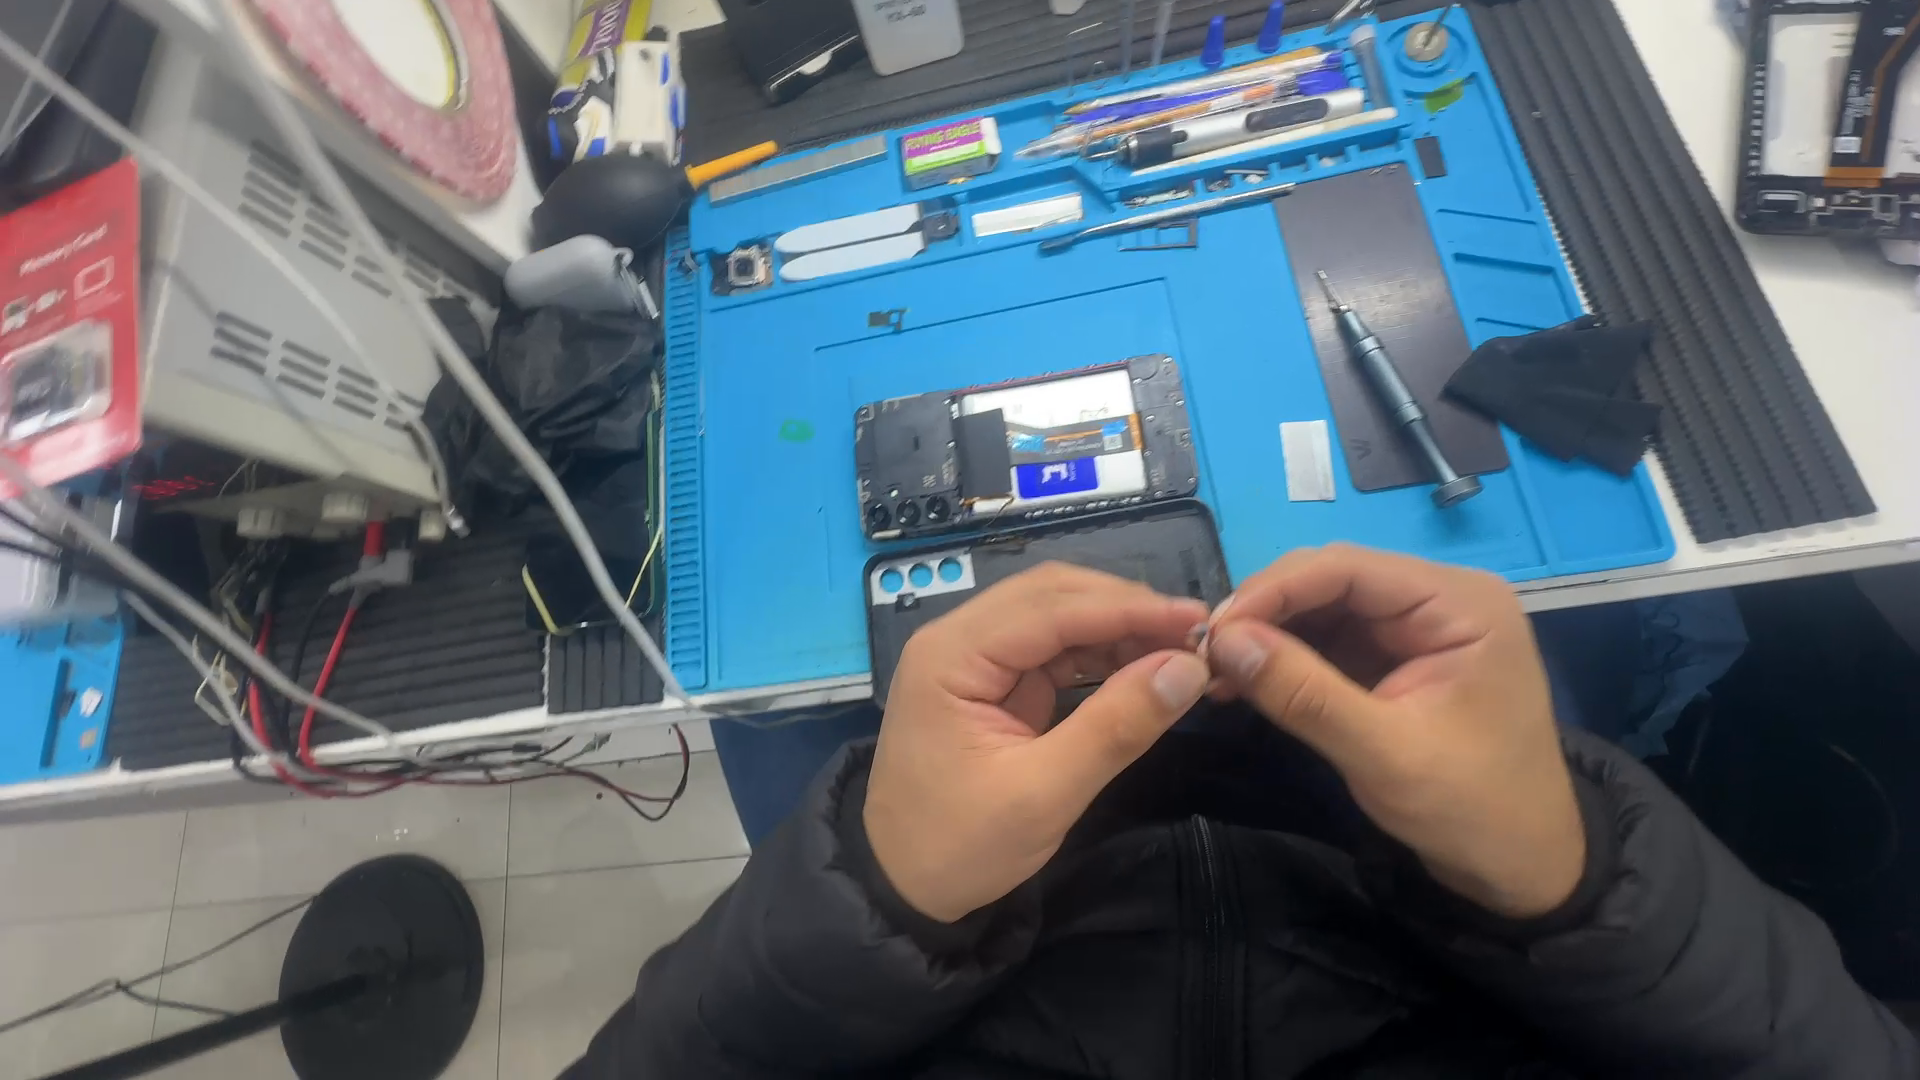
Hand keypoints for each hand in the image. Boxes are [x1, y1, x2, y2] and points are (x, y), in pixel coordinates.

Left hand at [864, 564, 1211, 922]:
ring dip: (1117, 627)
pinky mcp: (991, 678)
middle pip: (1051, 595)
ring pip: (1055, 615)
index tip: (1198, 620)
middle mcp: (957, 637)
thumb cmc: (959, 846)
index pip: (1049, 607)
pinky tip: (1141, 666)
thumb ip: (1115, 728)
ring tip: (1180, 650)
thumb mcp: (1043, 795)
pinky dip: (1100, 653)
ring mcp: (973, 655)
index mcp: (951, 653)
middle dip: (1125, 608)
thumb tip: (1188, 669)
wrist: (901, 886)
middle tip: (1195, 635)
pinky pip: (1052, 648)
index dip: (1128, 608)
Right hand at [1202, 545, 1583, 918]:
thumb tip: (1221, 641)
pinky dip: (1277, 655)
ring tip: (1216, 669)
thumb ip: (1303, 694)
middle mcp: (1434, 598)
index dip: (1273, 590)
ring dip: (1263, 633)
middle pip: (1326, 578)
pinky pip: (1318, 636)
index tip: (1214, 629)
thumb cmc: (1472, 810)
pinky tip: (1241, 679)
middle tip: (1207, 652)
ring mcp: (1408, 624)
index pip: (1347, 568)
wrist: (1517, 868)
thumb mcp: (1384, 755)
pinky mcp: (1385, 652)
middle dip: (1263, 610)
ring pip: (1314, 605)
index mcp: (1459, 604)